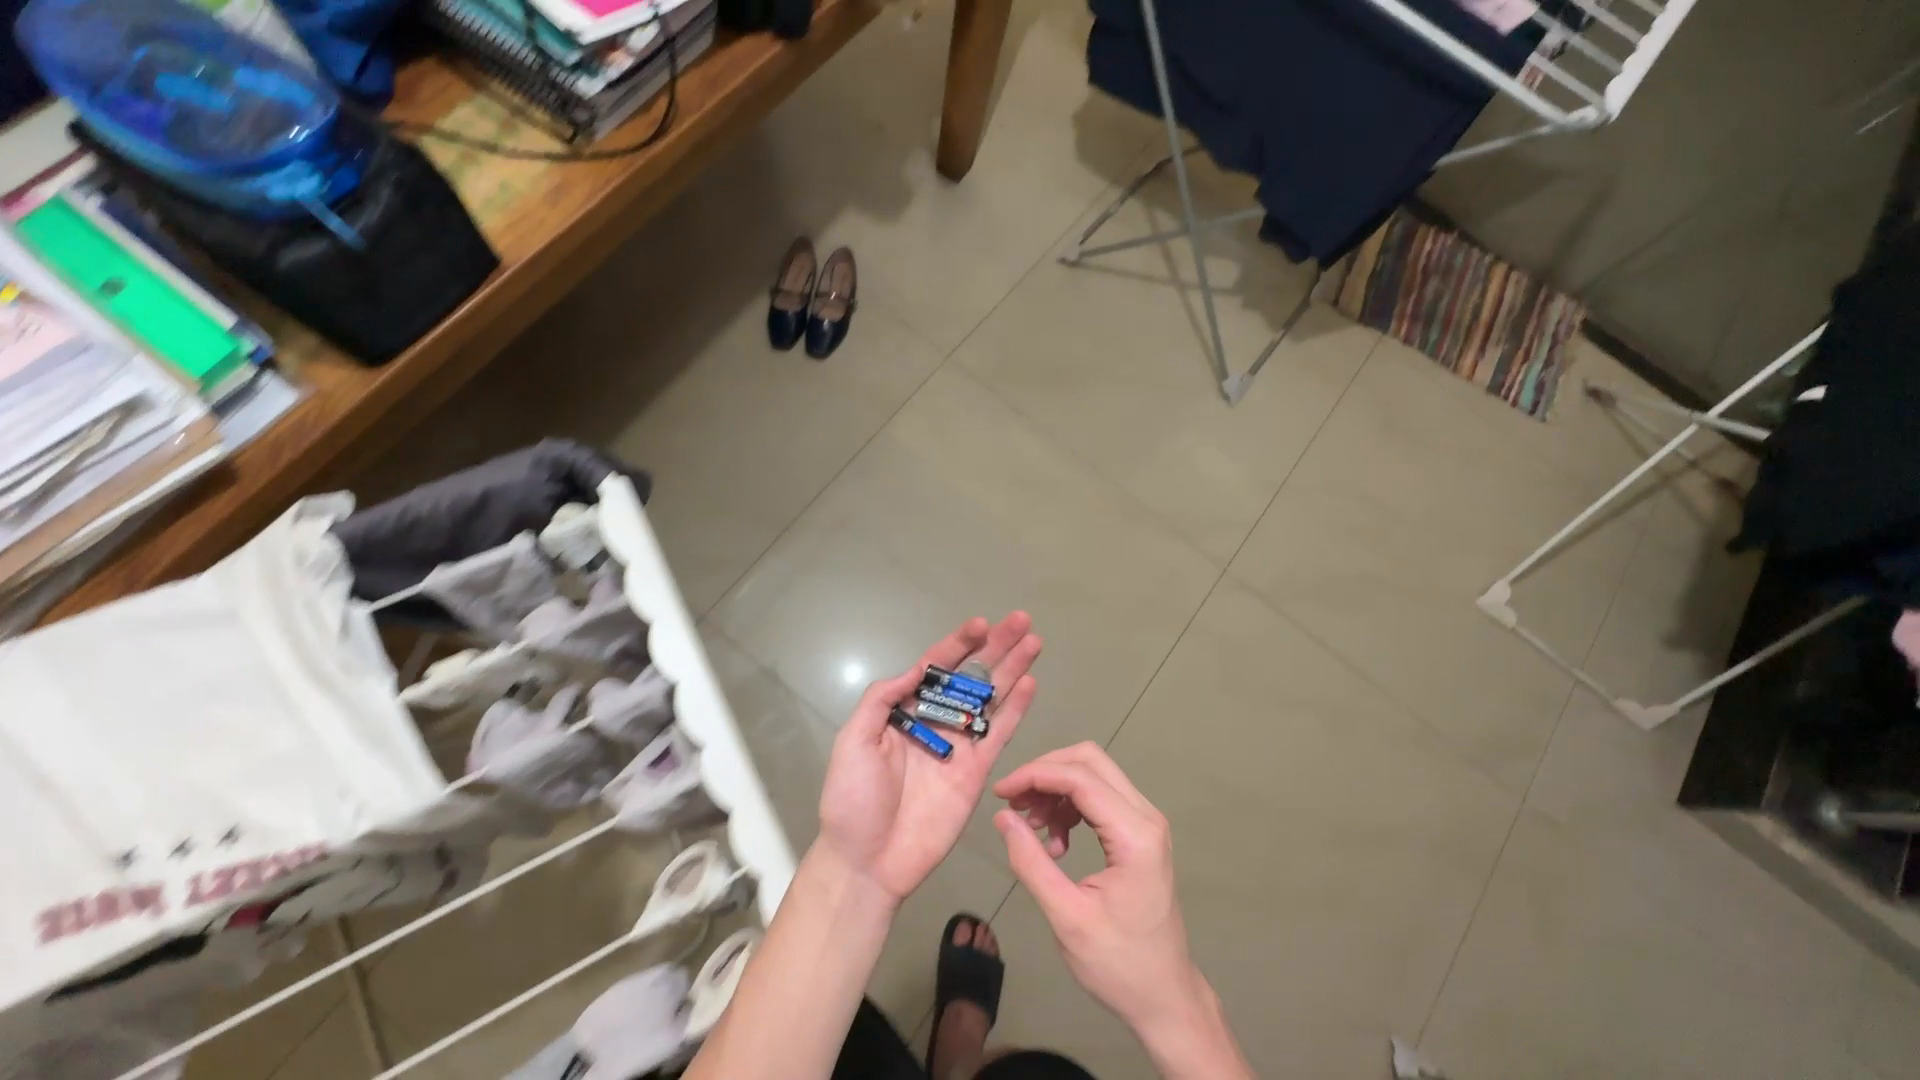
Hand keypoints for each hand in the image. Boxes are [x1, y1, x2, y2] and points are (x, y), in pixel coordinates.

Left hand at [814, 613, 1042, 905]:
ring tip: (1033, 641)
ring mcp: (959, 747)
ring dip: (1012, 670)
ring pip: (991, 700)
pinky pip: (999, 735)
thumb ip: (882, 700)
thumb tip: (916, 670)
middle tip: (1021, 621)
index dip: (957, 645)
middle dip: (995, 648)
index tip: (980, 623)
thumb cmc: (852, 800)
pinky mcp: (976, 773)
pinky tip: (1030, 683)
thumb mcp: (853, 741)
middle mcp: (934, 723)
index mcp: (903, 712)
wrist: (868, 861)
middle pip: (970, 678)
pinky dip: (1016, 710)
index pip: (935, 668)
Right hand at [992, 743, 1201, 1031]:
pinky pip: (1100, 798)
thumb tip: (1002, 817)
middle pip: (1091, 760)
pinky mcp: (1140, 834)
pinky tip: (1055, 844)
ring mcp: (1146, 824)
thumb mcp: (1066, 917)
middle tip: (1013, 803)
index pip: (1080, 777)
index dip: (1034, 775)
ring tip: (1032, 829)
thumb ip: (1032, 862)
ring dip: (1056, 790)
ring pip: (1095, 775)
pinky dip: (1070, 806)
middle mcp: (1146, 818)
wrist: (1164, 995)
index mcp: (1134, 835)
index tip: (999, 794)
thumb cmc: (1117, 963)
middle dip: (1045, 772)